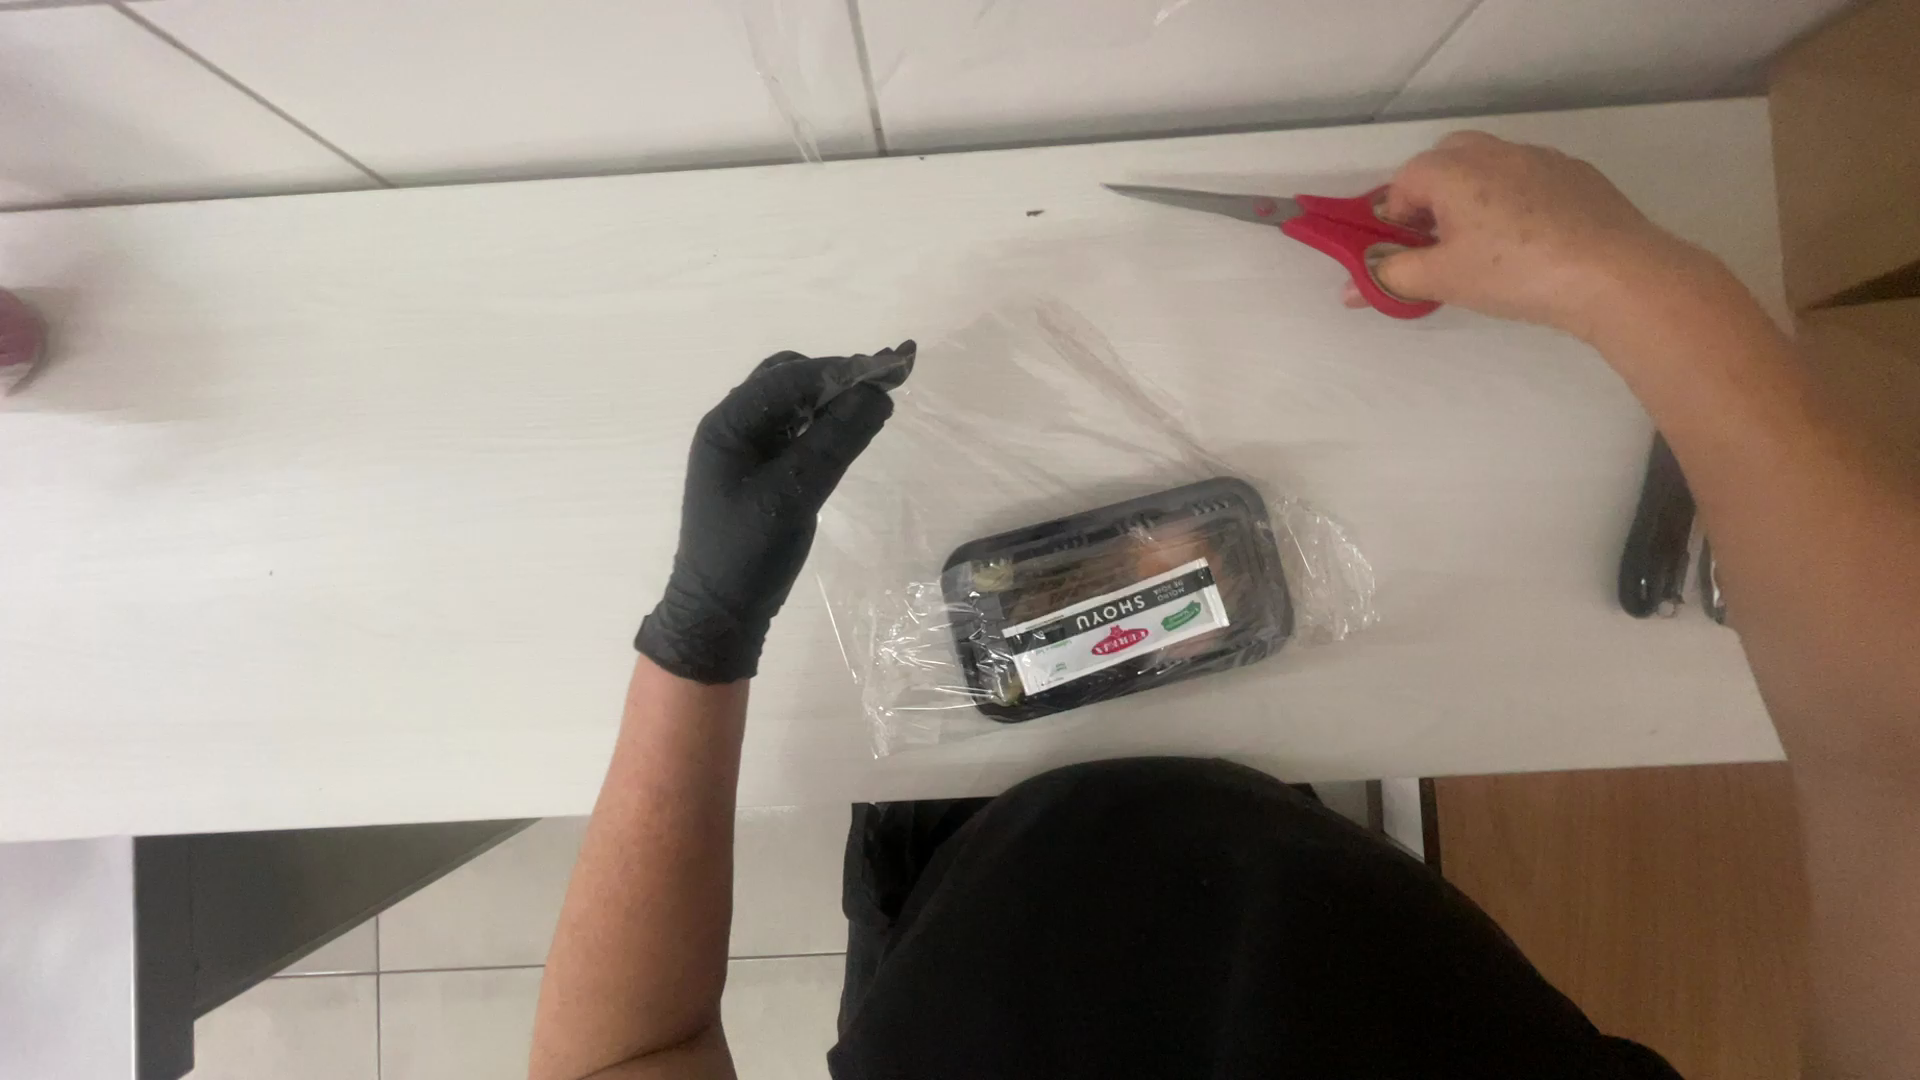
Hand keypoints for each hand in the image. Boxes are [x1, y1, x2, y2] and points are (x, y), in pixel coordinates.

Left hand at [635, 343, 913, 682]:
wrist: (720, 611)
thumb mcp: (793, 496)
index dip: (841, 370)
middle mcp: (735, 427)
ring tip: (877, 406)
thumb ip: (834, 442)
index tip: (889, 370)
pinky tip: (853, 432)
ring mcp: (748, 450)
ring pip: (795, 406)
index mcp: (729, 424)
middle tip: (884, 390)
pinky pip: (798, 433)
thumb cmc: (748, 553)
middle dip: (837, 379)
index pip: (789, 377)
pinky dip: (827, 426)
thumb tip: (878, 395)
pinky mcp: (764, 472)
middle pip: (789, 381)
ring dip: (834, 401)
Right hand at [1344, 132, 1711, 340]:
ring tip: (1476, 244)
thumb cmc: (1510, 271)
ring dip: (1468, 196)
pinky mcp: (1575, 176)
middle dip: (1428, 193)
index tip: (1400, 249)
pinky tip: (1520, 242)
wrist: (1611, 273)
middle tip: (1431, 238)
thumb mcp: (1438, 280)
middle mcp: (1497, 154)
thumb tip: (1349, 291)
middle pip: (1446, 157)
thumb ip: (1387, 278)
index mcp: (1457, 172)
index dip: (1393, 214)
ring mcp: (1541, 160)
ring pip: (1488, 166)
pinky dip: (1508, 201)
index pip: (1405, 178)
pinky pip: (1524, 178)